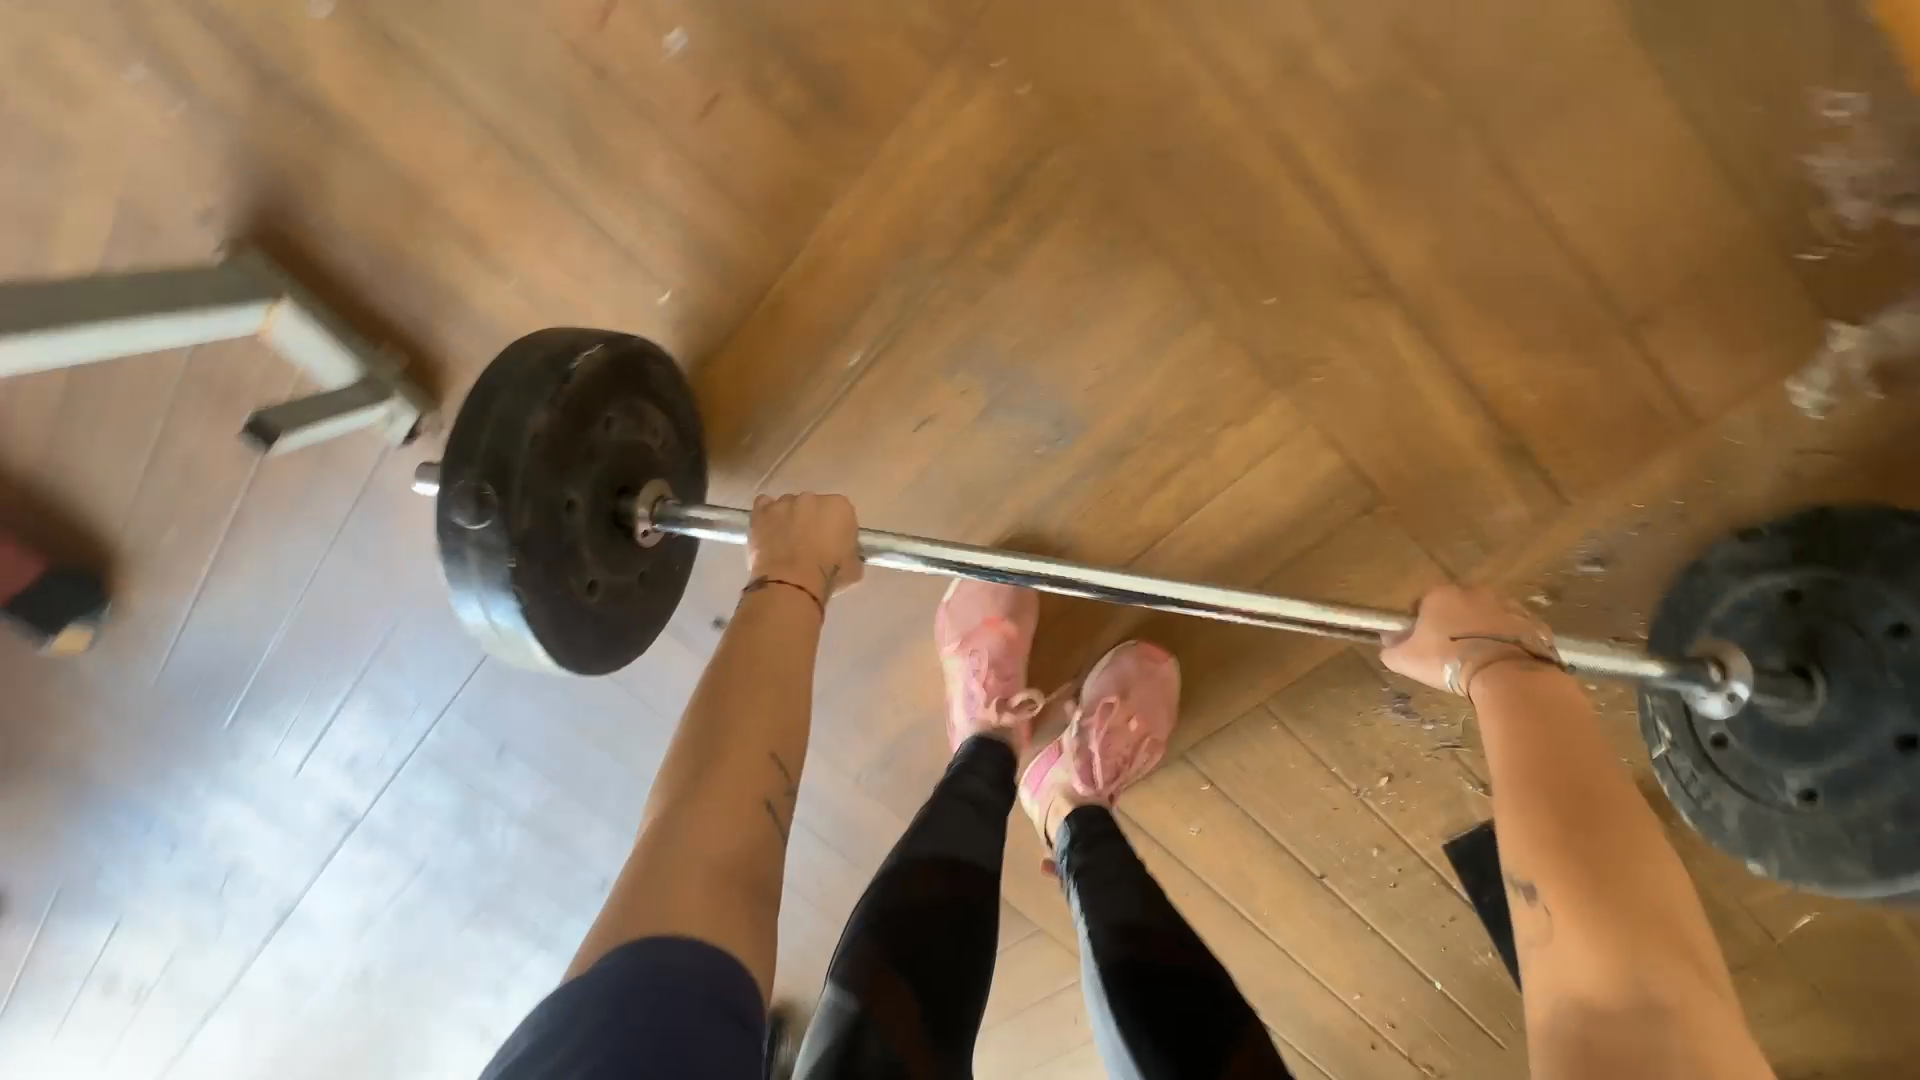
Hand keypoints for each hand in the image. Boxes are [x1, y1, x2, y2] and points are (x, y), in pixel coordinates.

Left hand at [746, 493, 863, 603]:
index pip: (841, 513)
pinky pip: (764, 505)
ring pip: (788, 506)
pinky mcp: (761, 511)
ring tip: (786, 542)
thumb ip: (852, 553)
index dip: (837, 529)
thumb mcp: (855, 567)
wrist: (791, 583)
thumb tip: (847, 555)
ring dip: (789, 519)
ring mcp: (784, 503)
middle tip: (810, 545)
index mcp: (840, 507)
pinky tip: (769, 530)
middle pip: (814, 506)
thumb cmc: (829, 575)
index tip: (833, 545)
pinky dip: (767, 515)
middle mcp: (812, 498)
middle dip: (812, 521)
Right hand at [1379, 584, 1561, 699]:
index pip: (1423, 603)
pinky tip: (1502, 660)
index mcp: (1441, 594)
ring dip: (1482, 630)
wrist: (1503, 673)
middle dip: (1454, 624)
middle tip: (1451, 651)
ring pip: (1488, 616)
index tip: (1423, 643)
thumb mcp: (1404, 660)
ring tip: (1479, 658)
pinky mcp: (1533, 622)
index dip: (1420, 623)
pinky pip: (1515, 630)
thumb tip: (1389, 643)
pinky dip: (1508, 641)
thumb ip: (1390, 649)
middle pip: (1458, 606)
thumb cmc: (1446, 660)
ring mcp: (1508, 604)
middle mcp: (1475, 591)